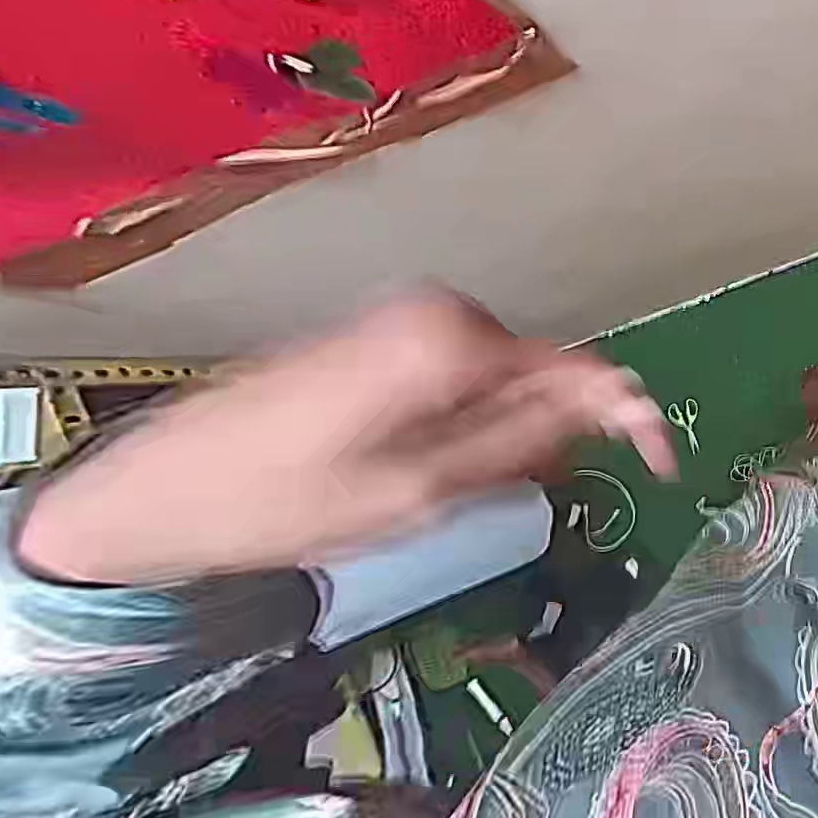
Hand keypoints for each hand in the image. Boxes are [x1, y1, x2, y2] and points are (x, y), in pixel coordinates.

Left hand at [17, 288, 674, 584]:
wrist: (153, 494)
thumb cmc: (285, 504)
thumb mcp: (425, 489)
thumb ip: (525, 439)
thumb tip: (609, 405)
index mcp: (454, 343)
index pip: (583, 370)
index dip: (633, 417)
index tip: (664, 465)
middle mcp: (444, 314)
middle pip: (548, 374)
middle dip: (558, 433)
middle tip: (522, 493)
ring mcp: (416, 321)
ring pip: (512, 380)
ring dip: (516, 434)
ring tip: (465, 488)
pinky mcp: (396, 337)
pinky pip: (474, 378)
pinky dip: (482, 422)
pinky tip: (442, 461)